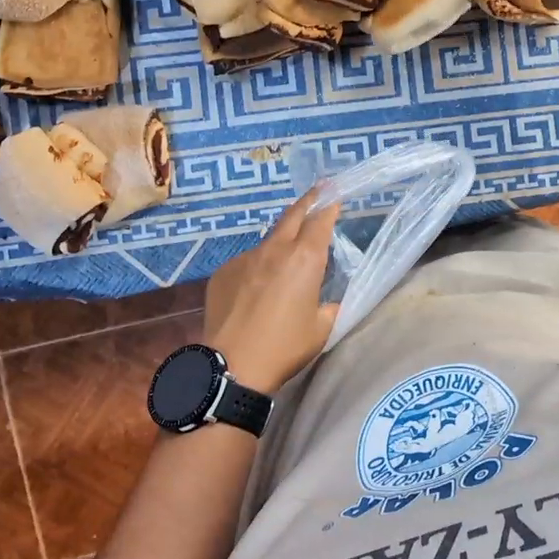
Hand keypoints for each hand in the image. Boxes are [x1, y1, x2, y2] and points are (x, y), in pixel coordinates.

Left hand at [204, 192, 340, 392]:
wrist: (232, 367)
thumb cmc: (284, 347)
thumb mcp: (321, 328)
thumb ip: (330, 306)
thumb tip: (330, 300)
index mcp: (305, 259)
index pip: (321, 220)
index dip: (330, 207)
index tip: (336, 197)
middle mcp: (275, 250)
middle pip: (293, 215)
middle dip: (308, 201)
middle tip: (319, 191)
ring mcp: (245, 259)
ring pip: (268, 242)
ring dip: (281, 243)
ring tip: (284, 262)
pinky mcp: (223, 272)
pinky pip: (246, 263)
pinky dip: (257, 269)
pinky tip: (256, 291)